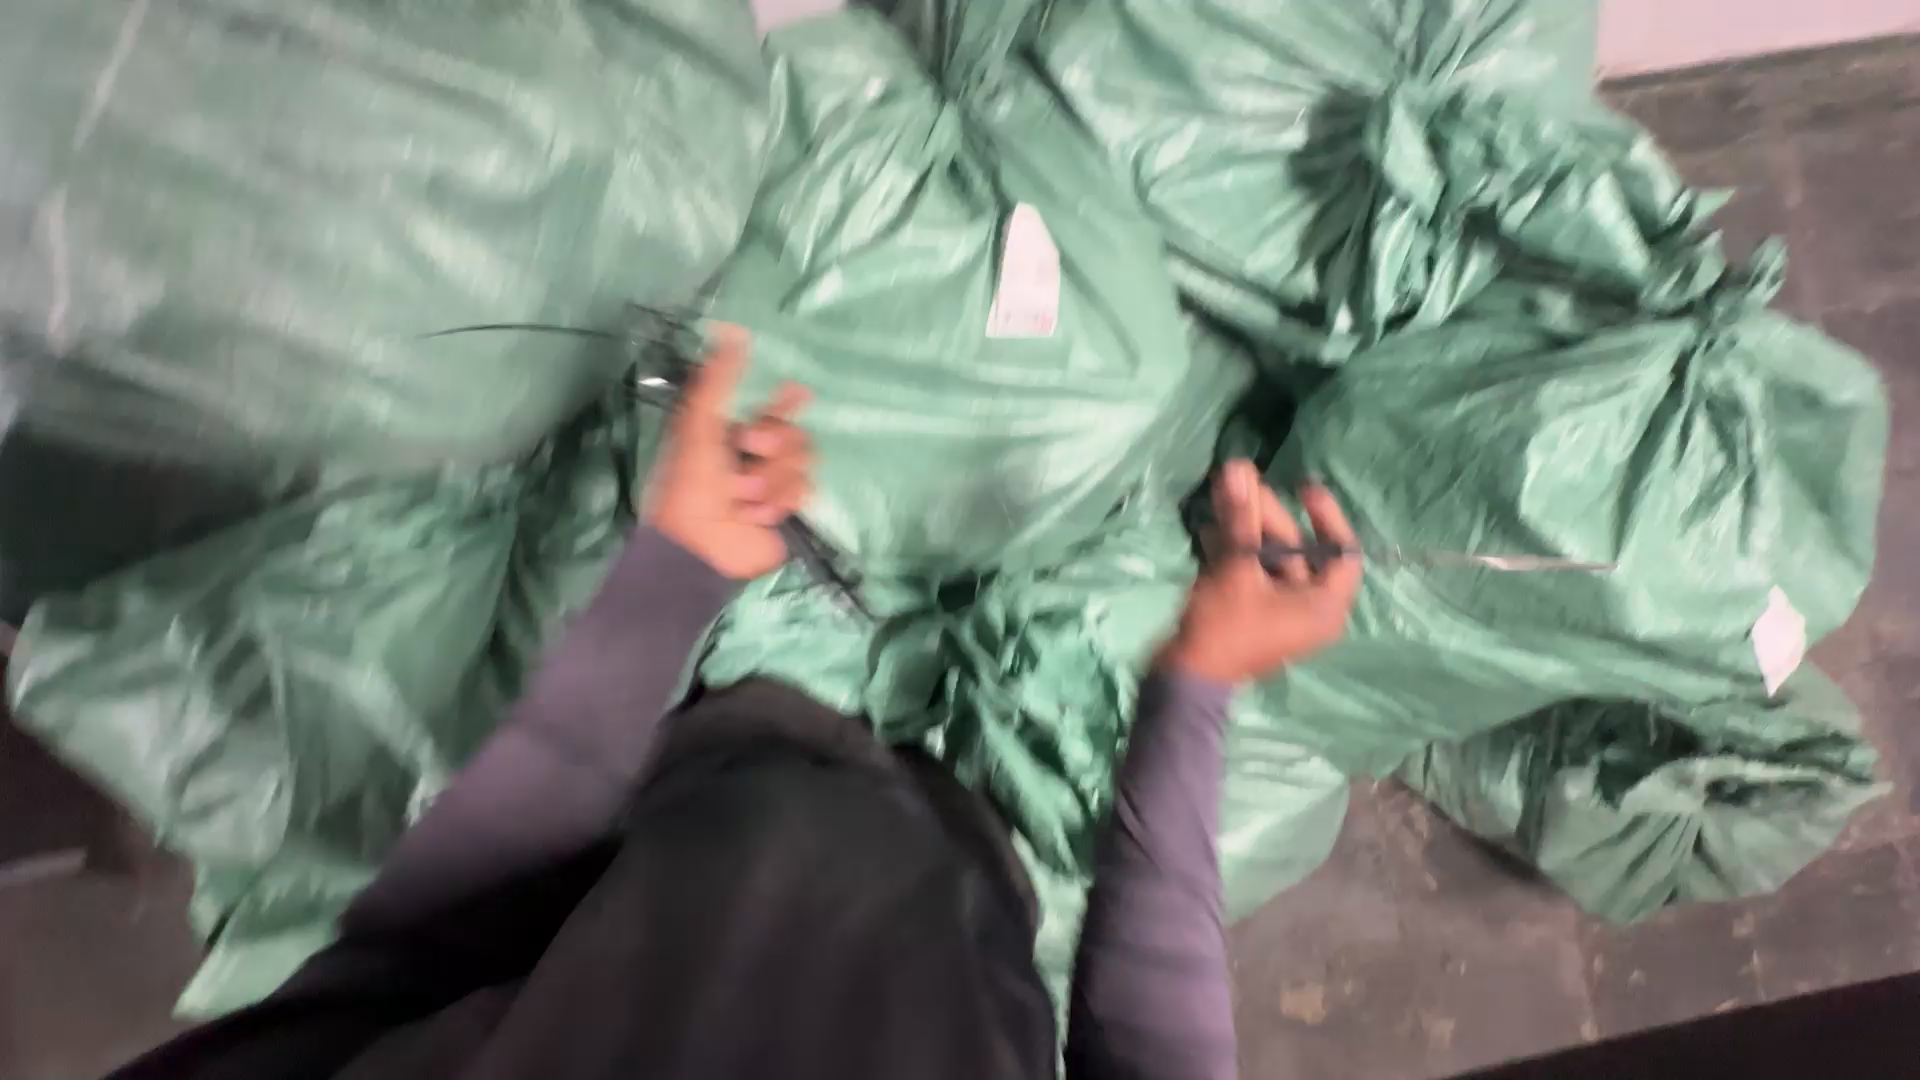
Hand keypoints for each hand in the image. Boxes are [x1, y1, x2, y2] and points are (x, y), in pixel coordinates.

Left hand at [643, 324, 814, 579]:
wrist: (702, 542)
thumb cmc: (691, 483)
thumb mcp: (698, 425)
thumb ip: (718, 380)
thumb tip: (734, 331)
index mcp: (733, 434)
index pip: (772, 410)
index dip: (787, 402)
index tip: (798, 393)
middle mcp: (758, 457)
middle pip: (794, 434)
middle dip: (774, 442)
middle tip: (749, 450)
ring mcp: (775, 485)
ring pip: (803, 462)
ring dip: (771, 478)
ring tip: (744, 496)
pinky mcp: (789, 511)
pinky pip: (804, 491)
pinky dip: (778, 502)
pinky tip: (757, 514)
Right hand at [1157, 460, 1361, 684]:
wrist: (1186, 677)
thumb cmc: (1225, 627)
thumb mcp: (1236, 569)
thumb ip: (1240, 519)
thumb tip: (1236, 467)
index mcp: (1323, 605)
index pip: (1343, 552)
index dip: (1327, 516)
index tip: (1302, 488)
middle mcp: (1305, 607)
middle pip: (1296, 550)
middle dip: (1267, 515)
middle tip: (1242, 483)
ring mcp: (1274, 610)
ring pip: (1266, 558)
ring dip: (1244, 528)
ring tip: (1222, 495)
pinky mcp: (1246, 612)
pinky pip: (1247, 572)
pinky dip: (1232, 550)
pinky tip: (1208, 526)